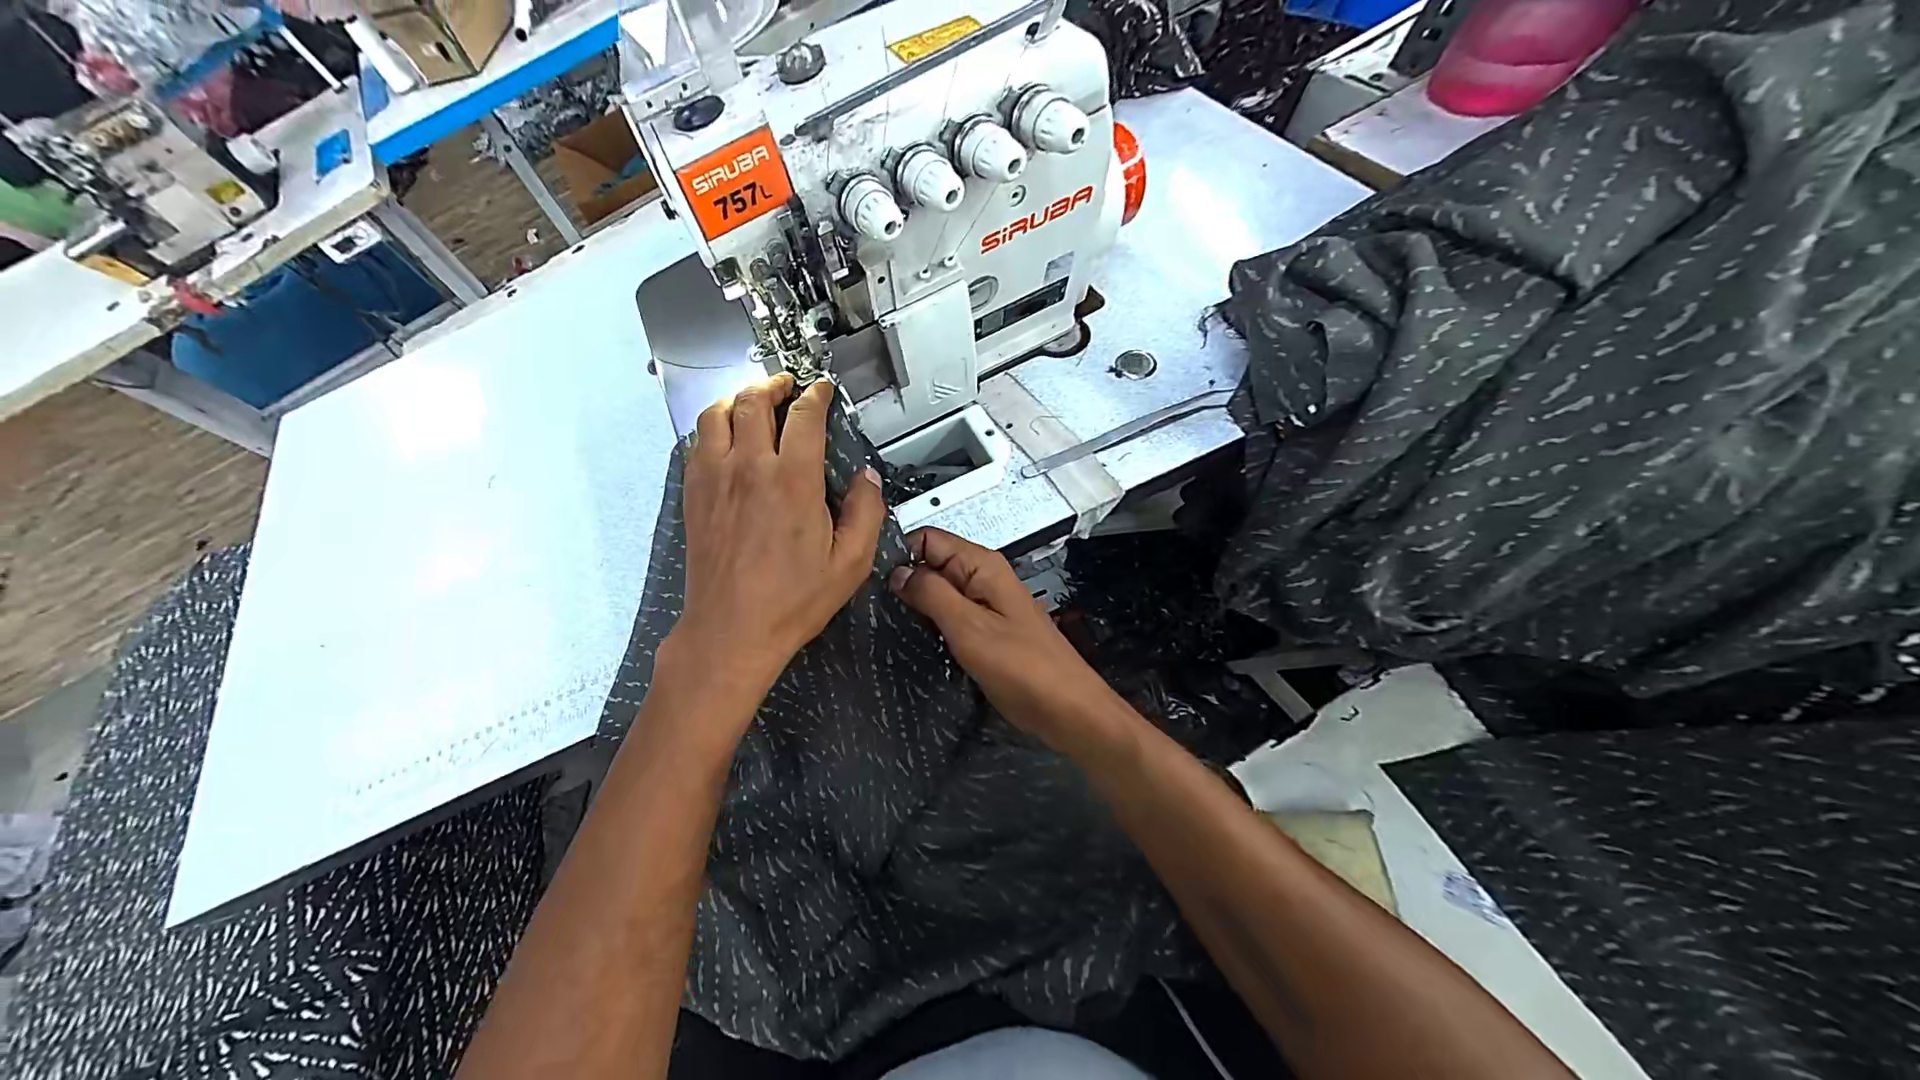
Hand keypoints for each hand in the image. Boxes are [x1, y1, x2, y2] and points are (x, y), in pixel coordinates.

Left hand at [666, 374, 885, 704]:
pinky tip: (725, 436)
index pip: (803, 416)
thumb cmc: (791, 601)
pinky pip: (697, 442)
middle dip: (773, 385)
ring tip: (753, 399)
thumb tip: (867, 477)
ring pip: (716, 414)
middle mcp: (748, 469)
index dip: (815, 395)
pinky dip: (713, 427)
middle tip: (787, 385)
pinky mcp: (695, 495)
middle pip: (753, 401)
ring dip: (737, 398)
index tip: (821, 391)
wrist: (731, 629)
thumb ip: (866, 511)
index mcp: (792, 481)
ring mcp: (714, 479)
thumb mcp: (850, 562)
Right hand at [889, 528, 1123, 744]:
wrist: (1067, 710)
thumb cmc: (1023, 668)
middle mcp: (983, 578)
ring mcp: (985, 605)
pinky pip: (950, 617)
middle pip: (930, 564)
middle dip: (905, 583)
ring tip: (891, 627)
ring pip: (938, 593)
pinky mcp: (985, 631)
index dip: (899, 555)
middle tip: (876, 609)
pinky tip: (917, 642)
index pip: (927, 538)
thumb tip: (897, 572)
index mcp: (982, 566)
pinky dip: (933, 626)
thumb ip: (932, 594)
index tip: (872, 581)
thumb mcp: (970, 628)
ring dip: (917, 607)